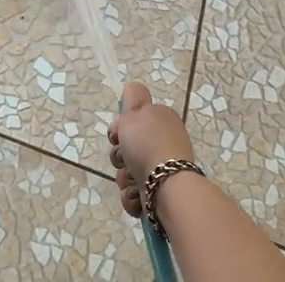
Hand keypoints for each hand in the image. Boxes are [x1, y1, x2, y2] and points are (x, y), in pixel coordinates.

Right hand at [107, 82, 193, 217]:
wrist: (166, 184)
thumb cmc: (147, 143)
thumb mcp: (135, 110)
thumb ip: (132, 97)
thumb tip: (133, 89)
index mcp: (161, 122)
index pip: (133, 122)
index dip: (121, 128)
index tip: (118, 134)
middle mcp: (163, 145)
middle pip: (127, 149)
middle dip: (119, 156)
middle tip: (123, 157)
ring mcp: (161, 172)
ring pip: (127, 173)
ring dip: (124, 178)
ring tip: (132, 179)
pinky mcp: (157, 196)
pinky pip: (133, 195)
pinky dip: (131, 196)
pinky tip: (137, 194)